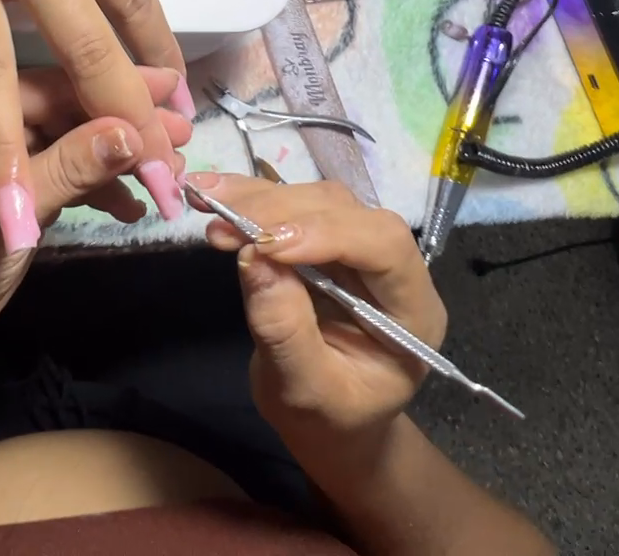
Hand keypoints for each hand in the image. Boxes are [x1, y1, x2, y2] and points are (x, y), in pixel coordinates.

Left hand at [0, 66, 192, 345]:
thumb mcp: (9, 212)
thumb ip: (71, 166)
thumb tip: (135, 130)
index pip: (54, 85)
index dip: (115, 89)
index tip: (172, 92)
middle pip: (72, 112)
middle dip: (129, 124)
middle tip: (184, 130)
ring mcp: (7, 156)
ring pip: (77, 145)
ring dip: (122, 160)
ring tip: (173, 172)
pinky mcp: (22, 188)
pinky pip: (69, 176)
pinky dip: (102, 191)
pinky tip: (134, 207)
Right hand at [188, 174, 448, 452]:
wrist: (327, 421)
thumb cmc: (329, 418)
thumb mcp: (306, 392)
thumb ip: (286, 332)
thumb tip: (253, 258)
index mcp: (412, 309)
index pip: (385, 246)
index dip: (327, 234)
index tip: (265, 244)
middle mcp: (389, 266)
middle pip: (344, 211)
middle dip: (279, 211)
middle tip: (222, 221)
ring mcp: (353, 247)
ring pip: (312, 199)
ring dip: (256, 198)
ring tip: (206, 201)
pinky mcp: (318, 238)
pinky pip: (286, 207)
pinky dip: (246, 199)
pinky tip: (210, 195)